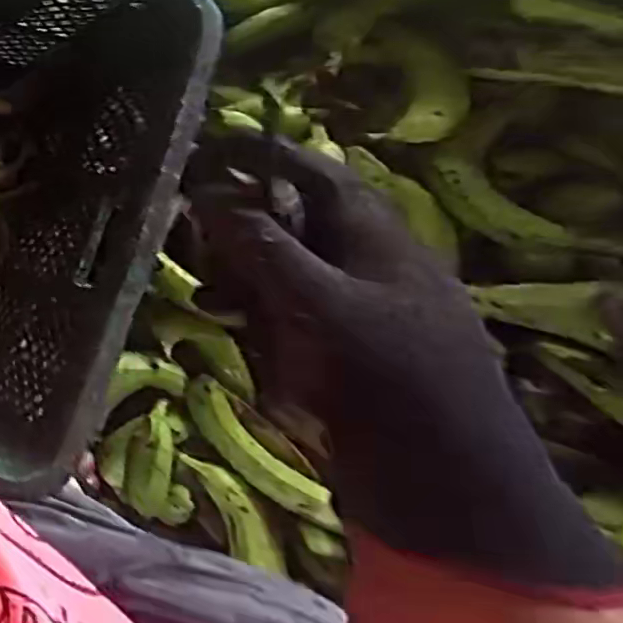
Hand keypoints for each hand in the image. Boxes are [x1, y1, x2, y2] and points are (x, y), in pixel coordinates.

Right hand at [189, 132, 488, 410]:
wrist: (438, 477)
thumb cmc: (385, 375)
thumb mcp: (316, 301)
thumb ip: (258, 242)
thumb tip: (203, 189)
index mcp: (370, 232)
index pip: (306, 168)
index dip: (252, 151)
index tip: (195, 146)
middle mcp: (355, 253)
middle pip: (278, 209)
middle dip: (228, 215)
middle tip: (184, 223)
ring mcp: (340, 292)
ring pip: (266, 252)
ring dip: (227, 261)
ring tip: (203, 283)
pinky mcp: (323, 328)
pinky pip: (268, 292)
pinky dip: (237, 295)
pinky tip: (214, 311)